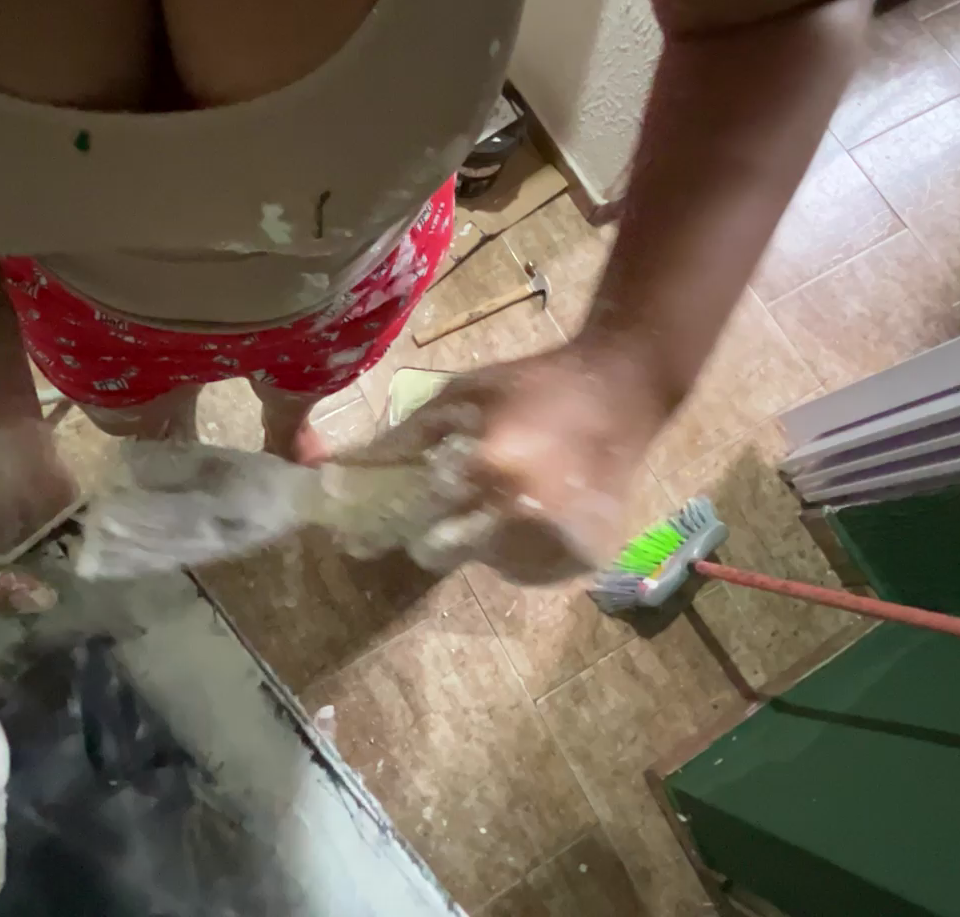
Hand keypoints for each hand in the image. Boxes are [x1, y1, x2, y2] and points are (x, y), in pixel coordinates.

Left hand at [340, 342, 672, 583]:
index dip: (384, 524)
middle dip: (432, 531)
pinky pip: (520, 569)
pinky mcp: (580, 560)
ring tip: (506, 493)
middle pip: (438, 554)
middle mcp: (520, 513)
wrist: (620, 393)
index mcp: (485, 464)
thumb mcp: (458, 396)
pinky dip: (515, 548)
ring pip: (480, 564)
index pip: (407, 520)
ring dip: (477, 538)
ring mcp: (554, 543)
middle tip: (454, 499)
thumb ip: (401, 441)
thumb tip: (339, 476)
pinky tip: (535, 508)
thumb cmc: (528, 388)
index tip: (366, 529)